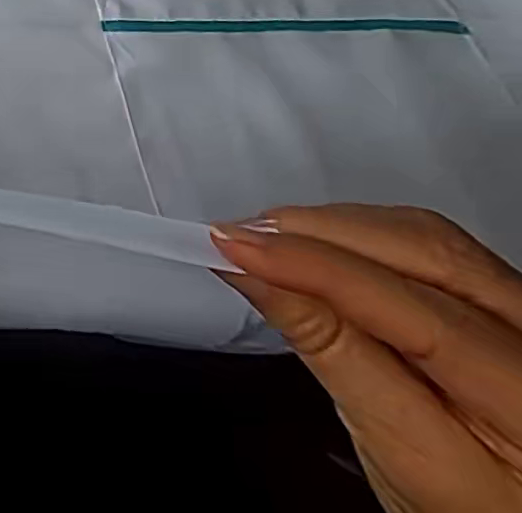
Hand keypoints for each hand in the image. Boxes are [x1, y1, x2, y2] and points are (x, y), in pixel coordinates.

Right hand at [212, 205, 521, 511]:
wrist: (514, 510)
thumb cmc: (468, 502)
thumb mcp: (401, 449)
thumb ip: (331, 352)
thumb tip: (246, 271)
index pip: (416, 310)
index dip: (309, 264)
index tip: (222, 241)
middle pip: (427, 251)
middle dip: (315, 232)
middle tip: (233, 238)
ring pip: (424, 237)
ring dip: (329, 229)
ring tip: (263, 246)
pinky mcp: (501, 300)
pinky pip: (426, 245)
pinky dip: (351, 237)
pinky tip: (308, 252)